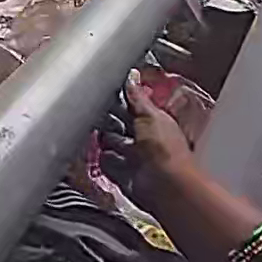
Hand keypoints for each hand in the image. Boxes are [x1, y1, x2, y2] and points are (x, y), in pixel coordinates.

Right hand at [99, 69, 193, 192]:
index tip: (105, 93)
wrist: (165, 186)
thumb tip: (131, 74)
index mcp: (155, 123)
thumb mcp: (149, 115)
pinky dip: (106, 160)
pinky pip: (107, 163)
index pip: (133, 108)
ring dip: (106, 140)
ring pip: (111, 143)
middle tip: (97, 113)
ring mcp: (134, 158)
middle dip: (108, 121)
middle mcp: (145, 141)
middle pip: (119, 125)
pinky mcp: (124, 175)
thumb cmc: (164, 149)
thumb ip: (136, 96)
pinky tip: (105, 155)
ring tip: (101, 135)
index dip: (121, 101)